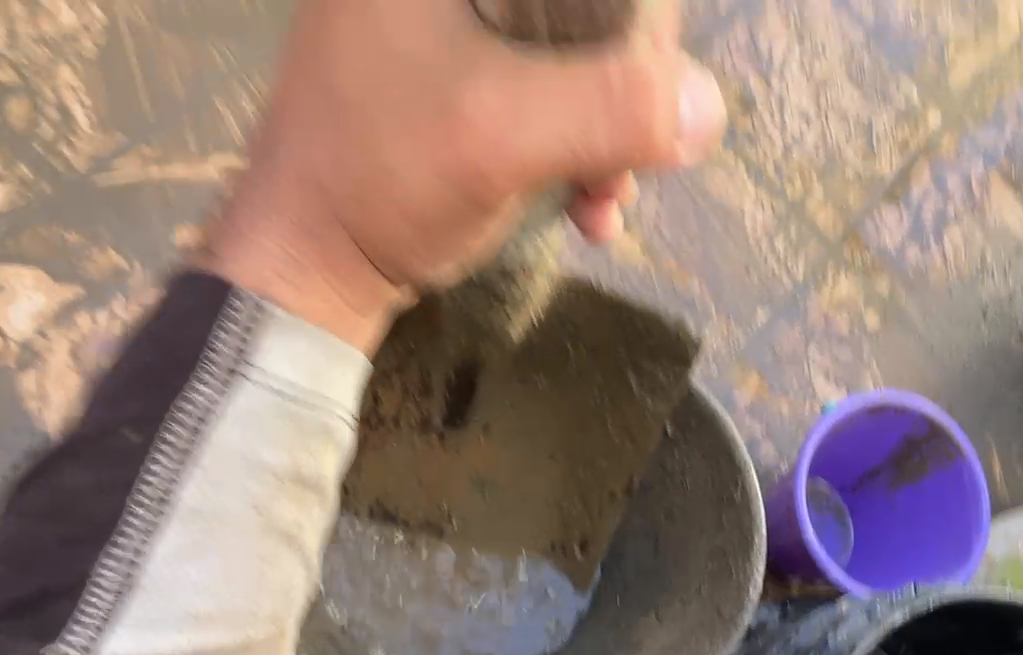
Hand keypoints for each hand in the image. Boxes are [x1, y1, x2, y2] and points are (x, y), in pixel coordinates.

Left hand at [197, 0, 728, 351]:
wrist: (313, 261)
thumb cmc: (383, 181)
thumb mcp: (499, 136)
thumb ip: (608, 108)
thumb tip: (709, 107)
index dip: (637, 27)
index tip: (651, 94)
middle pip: (592, 9)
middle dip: (626, 92)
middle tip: (627, 163)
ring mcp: (467, 30)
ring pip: (581, 58)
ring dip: (610, 136)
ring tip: (604, 204)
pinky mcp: (472, 86)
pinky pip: (555, 102)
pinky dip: (582, 155)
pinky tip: (588, 211)